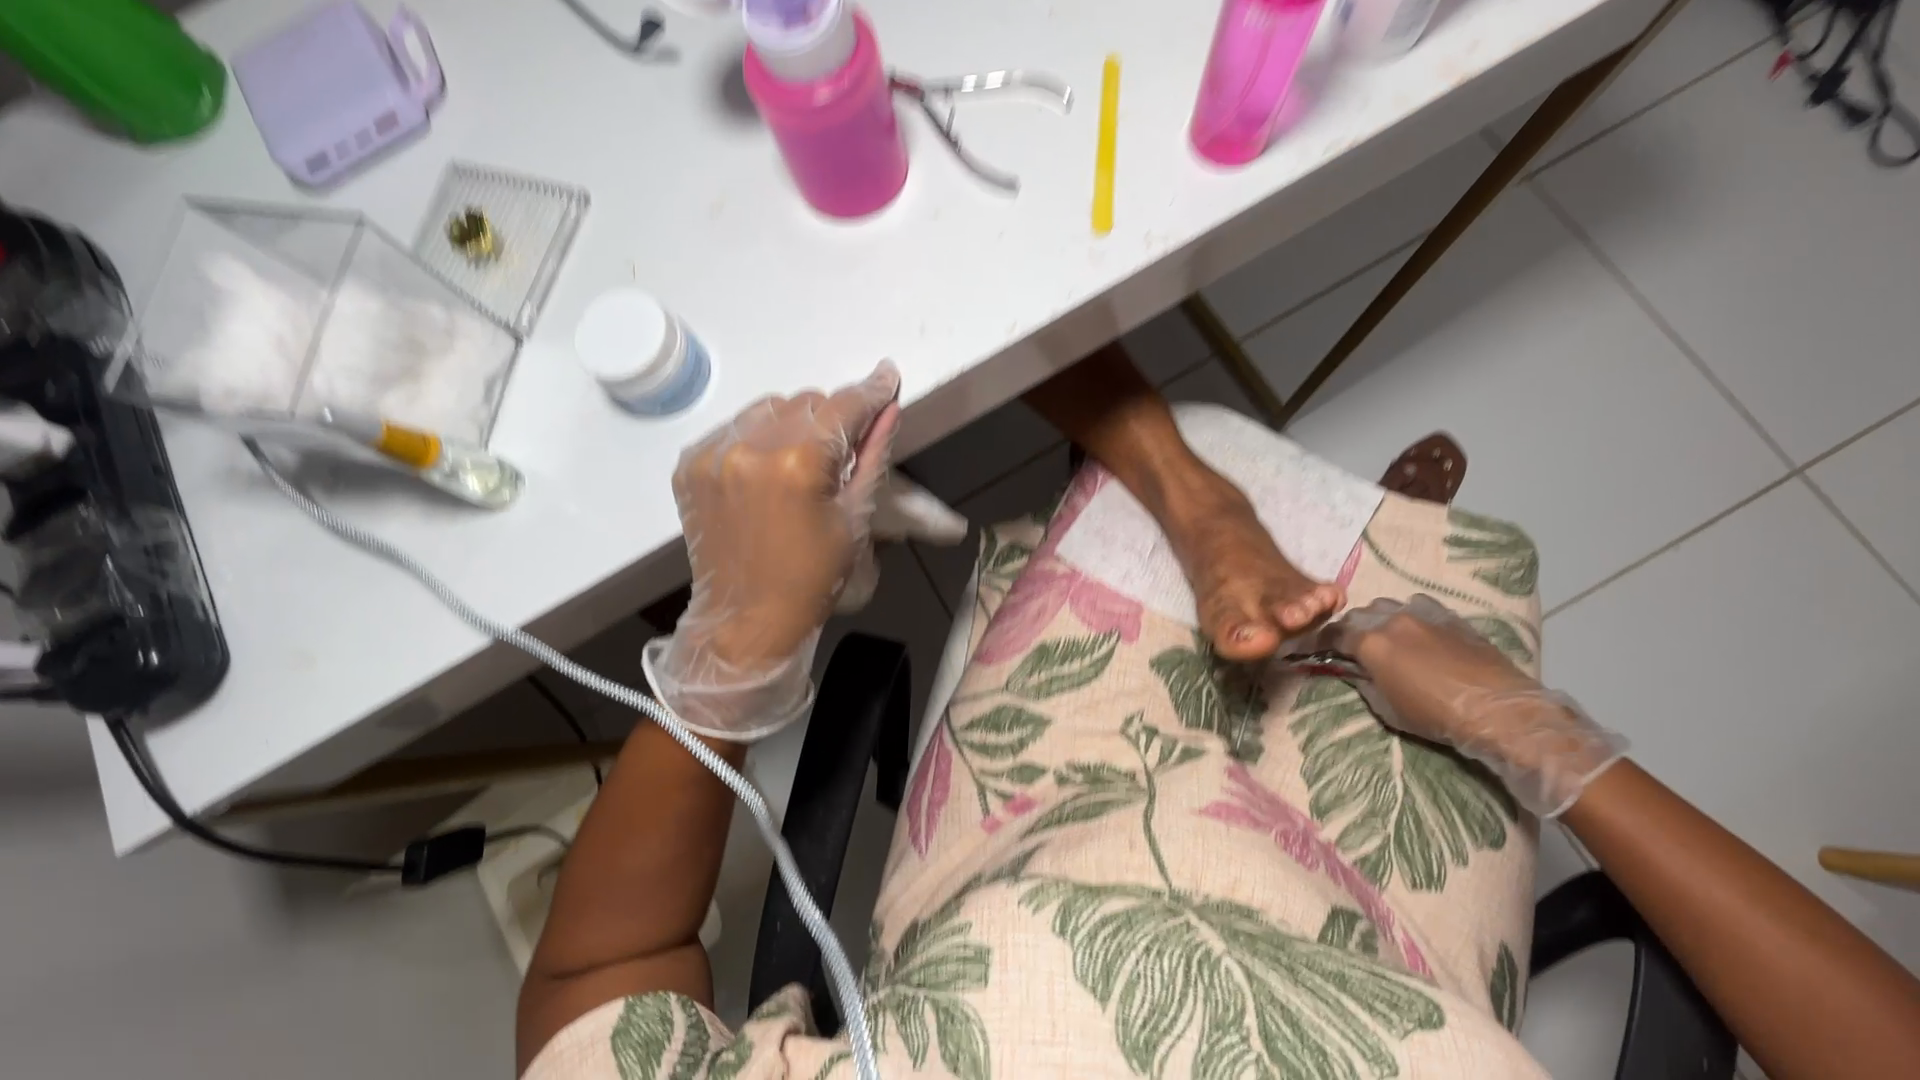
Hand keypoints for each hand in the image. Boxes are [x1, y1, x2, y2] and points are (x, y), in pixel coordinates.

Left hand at [645, 362, 901, 740]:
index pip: (842, 407)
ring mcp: (713, 454)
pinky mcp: (690, 464)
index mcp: (797, 463)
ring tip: (800, 462)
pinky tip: (766, 470)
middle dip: (830, 418)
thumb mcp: (854, 518)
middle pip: (805, 402)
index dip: (871, 392)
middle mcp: (749, 447)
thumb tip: (889, 406)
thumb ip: (872, 454)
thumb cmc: (812, 578)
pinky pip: (735, 428)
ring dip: (792, 424)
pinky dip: (757, 439)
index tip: (887, 378)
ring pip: (768, 408)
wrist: (747, 620)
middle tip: (842, 449)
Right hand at [1314, 595, 1627, 816]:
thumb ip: (1364, 682)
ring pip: (1388, 607)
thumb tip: (1355, 671)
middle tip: (1352, 647)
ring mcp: (1424, 614)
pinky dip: (1408, 618)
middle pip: (1360, 615)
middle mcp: (1393, 620)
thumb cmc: (1436, 716)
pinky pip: (1419, 607)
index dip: (1321, 641)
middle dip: (1351, 629)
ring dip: (1380, 620)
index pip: (1334, 633)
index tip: (1315, 648)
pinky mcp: (1451, 617)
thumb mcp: (1387, 708)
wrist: (1498, 710)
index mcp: (1372, 642)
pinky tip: (1416, 635)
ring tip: (1384, 638)